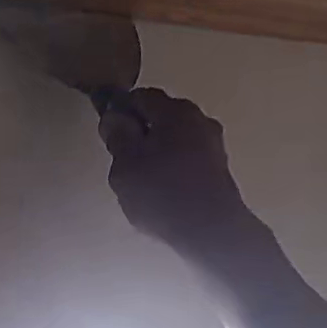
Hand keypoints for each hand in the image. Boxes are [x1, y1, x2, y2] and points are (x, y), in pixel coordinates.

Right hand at [98, 88, 267, 258]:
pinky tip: (162, 194)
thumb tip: (113, 116)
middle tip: (122, 165)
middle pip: (161, 118)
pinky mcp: (218, 170)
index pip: (141, 96)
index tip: (108, 135)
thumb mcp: (125, 165)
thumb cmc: (161, 193)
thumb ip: (117, 137)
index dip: (120, 111)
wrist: (209, 230)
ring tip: (141, 185)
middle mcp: (199, 119)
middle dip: (140, 134)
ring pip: (174, 140)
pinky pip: (186, 161)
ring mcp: (213, 144)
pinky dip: (171, 170)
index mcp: (175, 111)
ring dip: (156, 154)